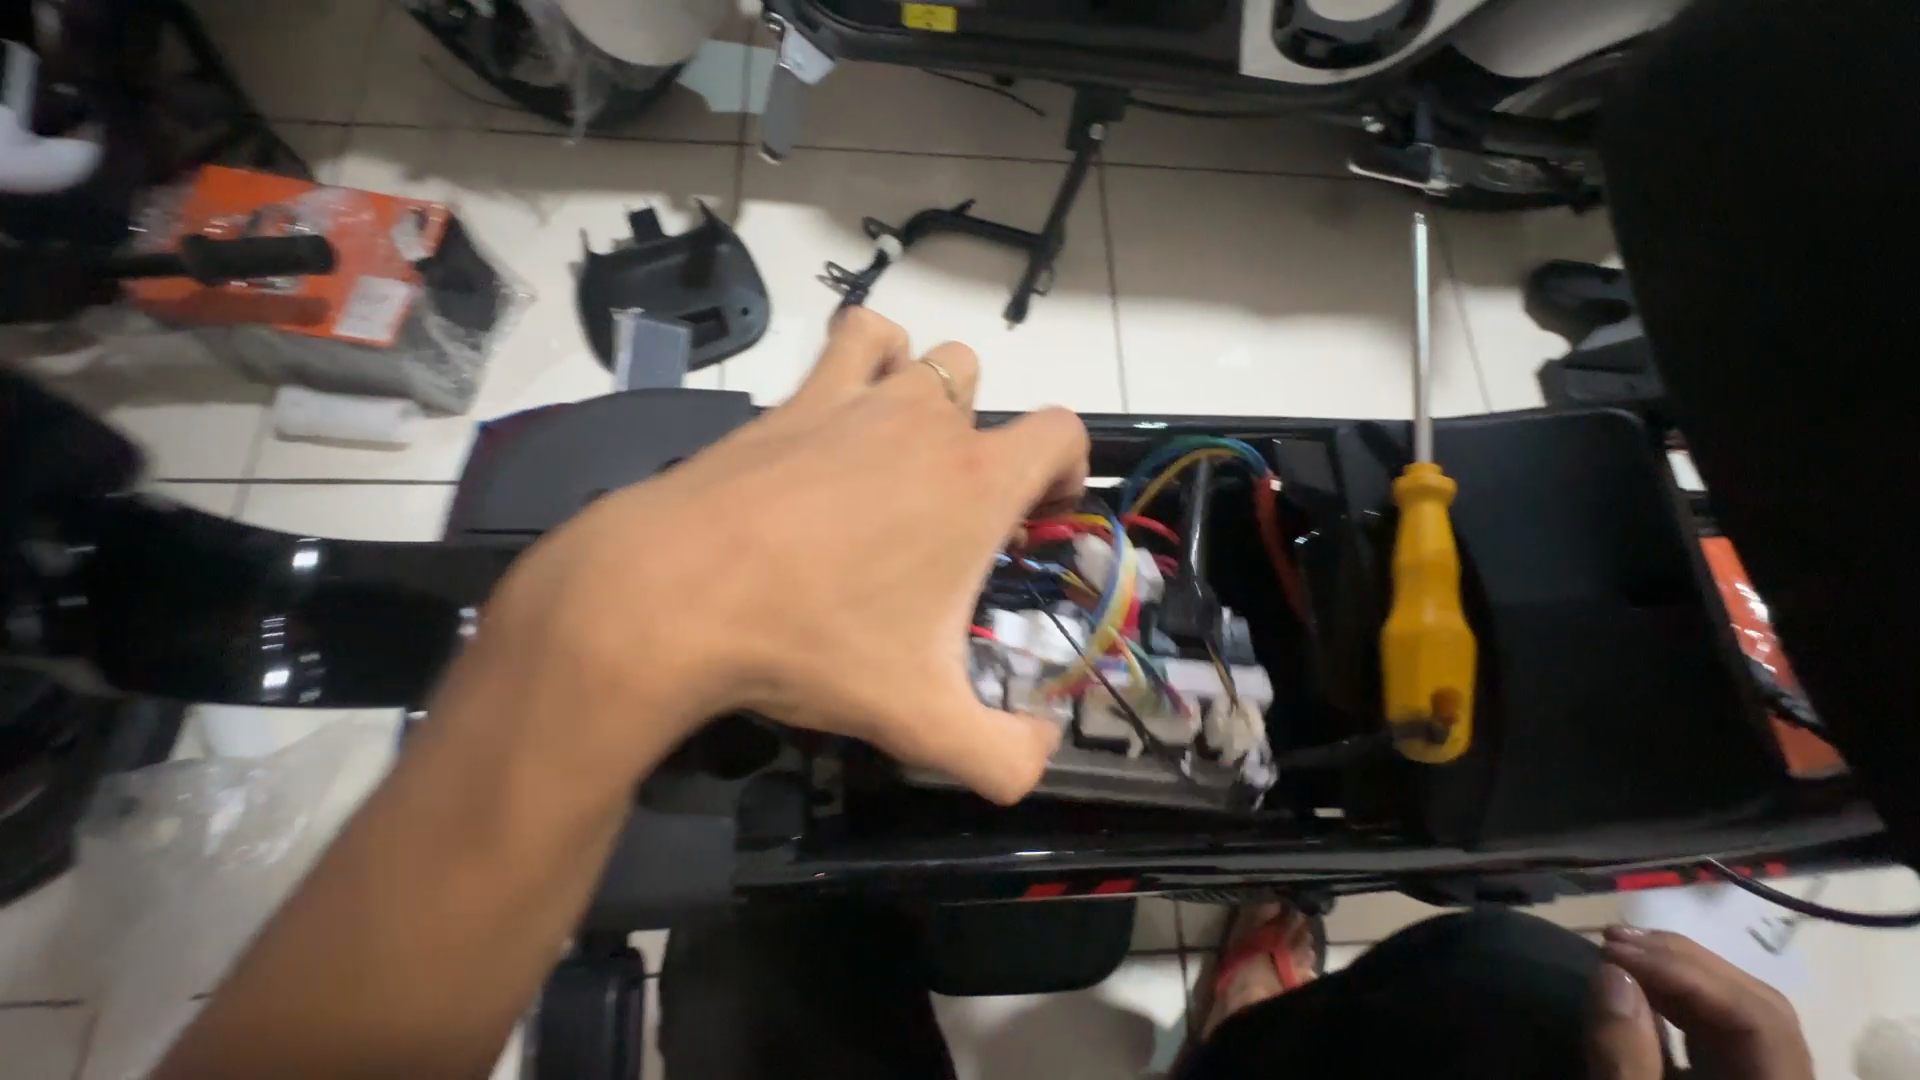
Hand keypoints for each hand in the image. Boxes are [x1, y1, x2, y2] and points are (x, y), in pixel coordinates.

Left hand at [478, 308, 1083, 803]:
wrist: (677, 597)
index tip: (1037, 521)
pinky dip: (872, 354)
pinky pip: (855, 337)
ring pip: (929, 360)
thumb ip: (1005, 756)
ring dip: (936, 396)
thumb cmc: (814, 645)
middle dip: (991, 448)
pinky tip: (853, 400)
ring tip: (908, 457)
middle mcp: (928, 424)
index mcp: (977, 484)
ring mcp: (859, 401)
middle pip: (991, 395)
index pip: (1063, 432)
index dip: (1066, 470)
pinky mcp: (797, 397)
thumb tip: (1043, 756)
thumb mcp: (923, 724)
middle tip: (957, 515)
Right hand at [1587, 926, 1814, 1079]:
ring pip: (1740, 1008)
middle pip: (1758, 1004)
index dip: (1686, 972)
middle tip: (1610, 940)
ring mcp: (1766, 1075)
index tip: (1611, 951)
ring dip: (1673, 970)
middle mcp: (1787, 1079)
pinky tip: (1634, 979)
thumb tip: (1611, 971)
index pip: (1760, 1017)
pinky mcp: (1737, 1075)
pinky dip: (1674, 993)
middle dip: (1681, 961)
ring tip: (1614, 949)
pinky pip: (1721, 1026)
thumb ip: (1624, 1055)